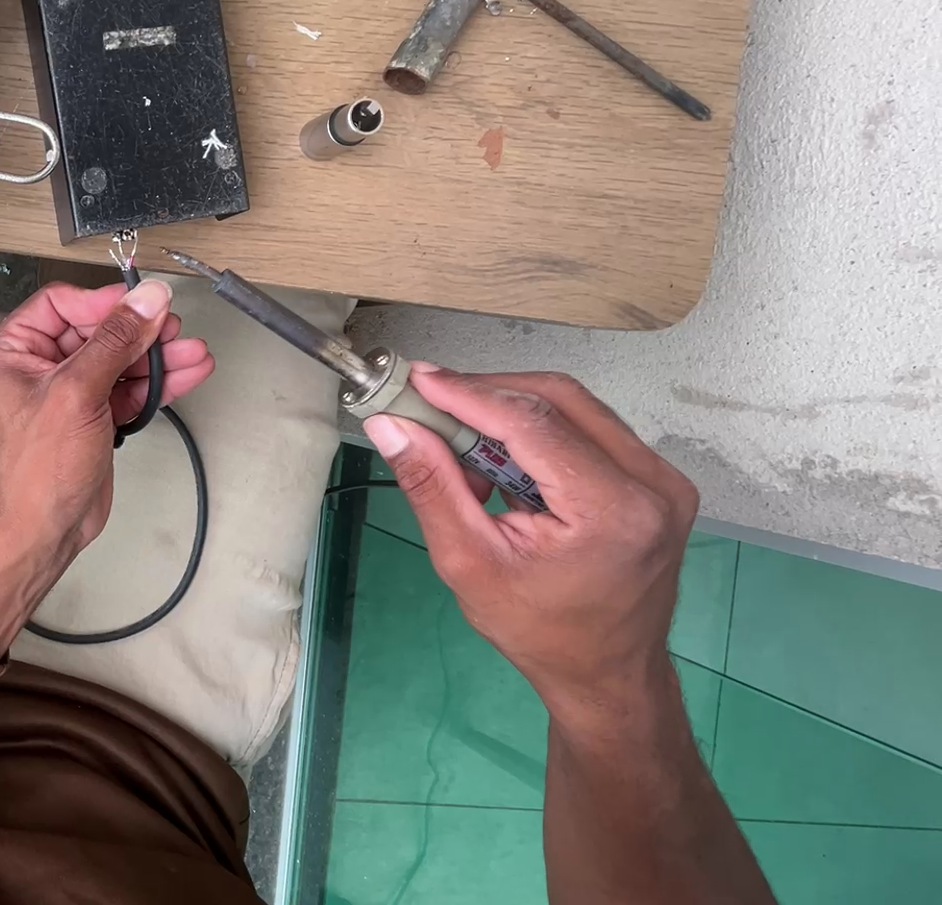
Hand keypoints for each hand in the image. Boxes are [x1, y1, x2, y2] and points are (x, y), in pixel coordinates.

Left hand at [0, 279, 215, 554]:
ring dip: (157, 356)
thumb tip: (145, 300)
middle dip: (138, 330)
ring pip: (117, 358)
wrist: (47, 528)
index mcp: (12, 351)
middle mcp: (37, 366)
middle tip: (172, 328)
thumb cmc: (39, 469)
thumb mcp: (77, 392)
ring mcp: (68, 390)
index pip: (60, 304)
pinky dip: (157, 381)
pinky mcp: (93, 413)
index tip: (140, 303)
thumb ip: (115, 342)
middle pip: (95, 329)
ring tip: (193, 352)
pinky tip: (188, 372)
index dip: (102, 302)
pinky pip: (128, 386)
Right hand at [363, 365, 698, 728]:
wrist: (606, 672)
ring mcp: (660, 478)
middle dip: (484, 391)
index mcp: (613, 510)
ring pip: (571, 406)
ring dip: (504, 409)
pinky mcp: (651, 479)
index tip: (415, 379)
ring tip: (456, 441)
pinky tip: (494, 461)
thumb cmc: (535, 627)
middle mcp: (652, 483)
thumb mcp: (466, 560)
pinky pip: (582, 427)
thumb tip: (389, 424)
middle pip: (558, 399)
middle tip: (427, 399)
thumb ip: (430, 485)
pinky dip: (528, 429)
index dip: (468, 394)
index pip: (533, 424)